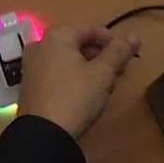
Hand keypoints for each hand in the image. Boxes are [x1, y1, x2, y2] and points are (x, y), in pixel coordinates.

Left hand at [17, 25, 140, 139]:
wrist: (44, 133)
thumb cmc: (76, 96)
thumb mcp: (103, 73)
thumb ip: (119, 52)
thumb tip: (134, 37)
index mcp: (57, 35)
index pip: (91, 28)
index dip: (113, 41)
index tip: (127, 56)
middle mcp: (40, 45)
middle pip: (78, 44)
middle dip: (100, 56)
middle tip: (117, 73)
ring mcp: (31, 66)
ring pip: (67, 59)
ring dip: (88, 68)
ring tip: (103, 87)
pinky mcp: (29, 85)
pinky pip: (56, 73)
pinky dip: (72, 78)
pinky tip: (84, 95)